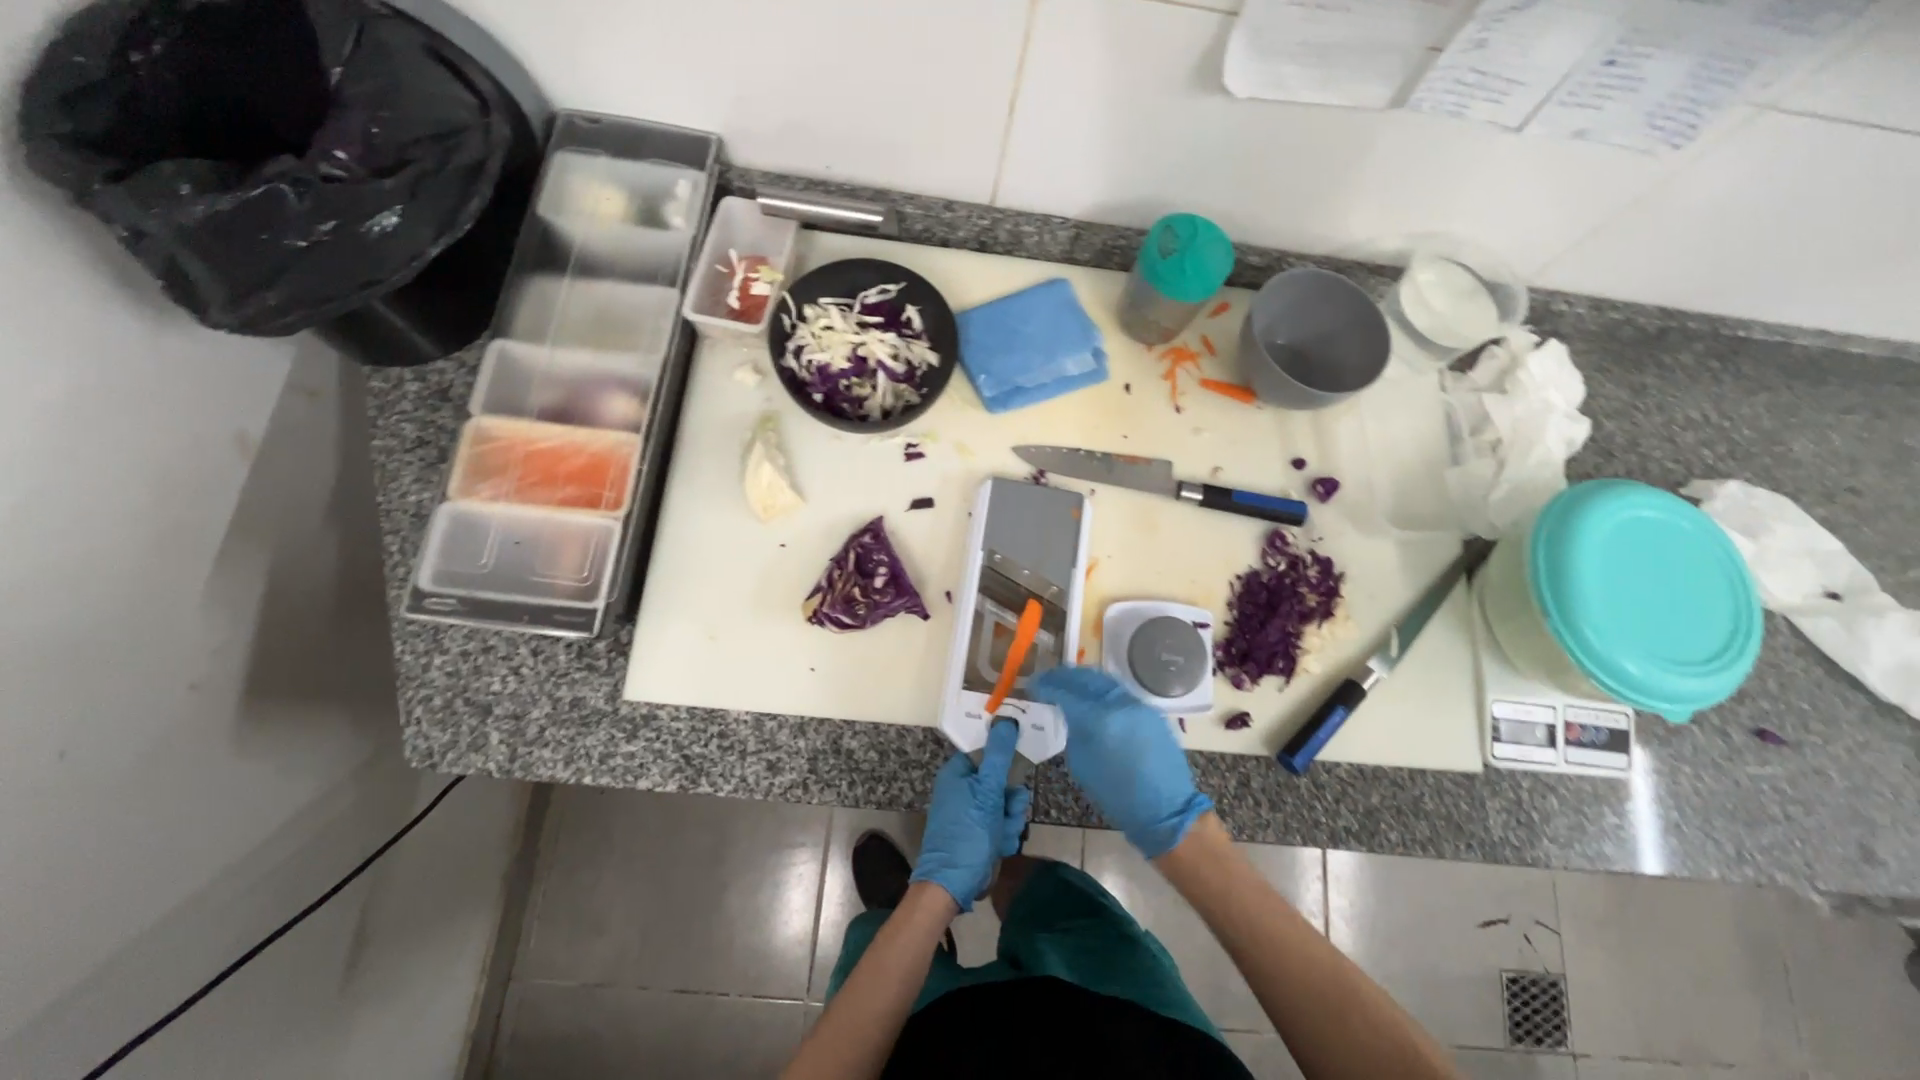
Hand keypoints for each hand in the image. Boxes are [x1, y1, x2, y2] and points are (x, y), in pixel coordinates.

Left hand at [910, 719, 1030, 911]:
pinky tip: (999, 846)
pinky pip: (1006, 823)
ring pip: (1008, 804)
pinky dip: (1006, 835)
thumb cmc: (968, 832)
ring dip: (1011, 820)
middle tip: (1008, 810)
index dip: (1005, 758)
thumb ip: (999, 755)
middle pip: (1003, 779)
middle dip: (1012, 799)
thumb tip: (1007, 719)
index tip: (1021, 763)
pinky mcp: (983, 832)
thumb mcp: (986, 790)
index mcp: (958, 773)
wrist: (955, 883)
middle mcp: (965, 789)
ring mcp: (975, 812)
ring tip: (1001, 834)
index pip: (987, 751)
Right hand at [1029, 667, 1212, 858]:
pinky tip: (1092, 697)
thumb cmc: (1117, 795)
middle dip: (1064, 676)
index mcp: (1099, 720)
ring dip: (1084, 680)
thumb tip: (1069, 713)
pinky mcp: (1151, 711)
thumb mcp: (1082, 764)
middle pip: (1086, 678)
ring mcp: (1138, 705)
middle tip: (1048, 678)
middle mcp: (1119, 704)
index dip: (1046, 686)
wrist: (1165, 808)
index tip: (1033, 684)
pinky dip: (1102, 690)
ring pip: (1105, 681)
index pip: (1065, 692)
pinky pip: (1120, 693)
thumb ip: (1074, 732)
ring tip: (1068, 683)